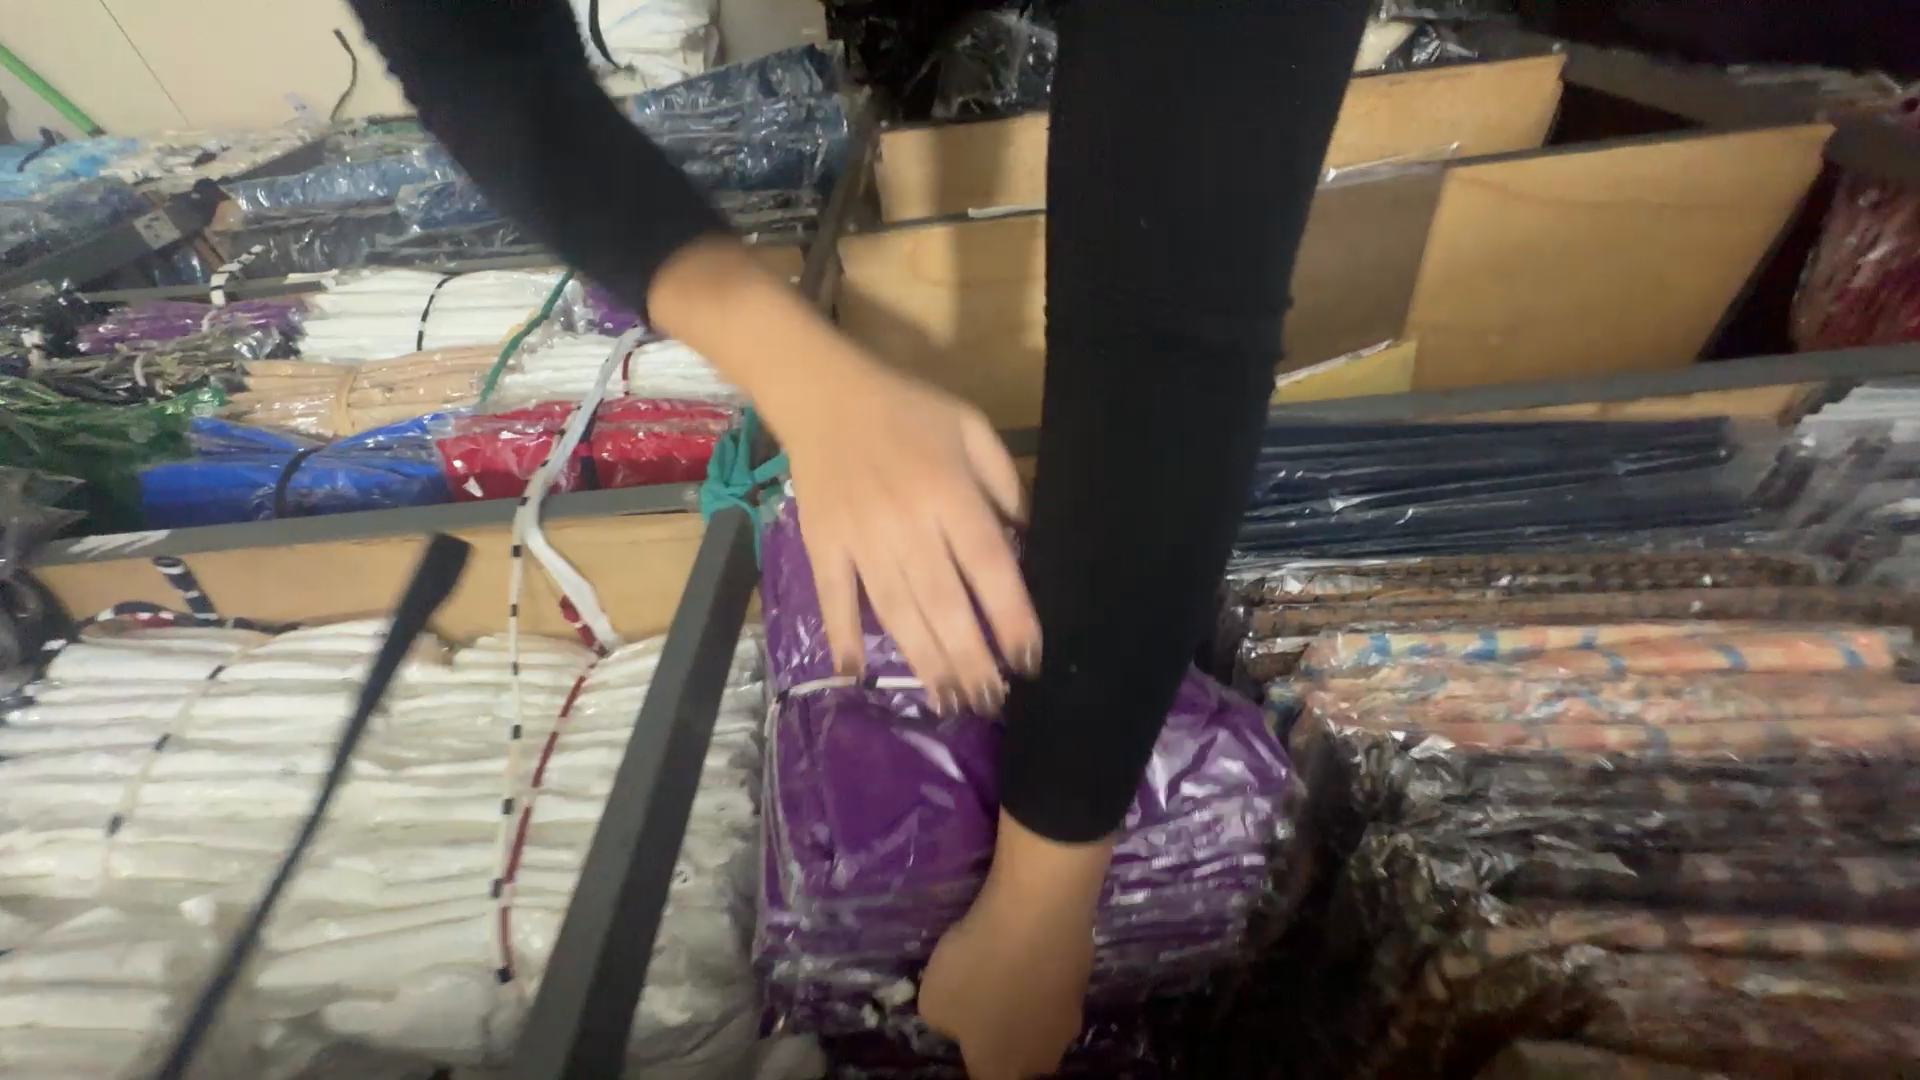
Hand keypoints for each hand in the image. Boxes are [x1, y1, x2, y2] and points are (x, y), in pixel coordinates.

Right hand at [645, 237, 1040, 706]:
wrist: (823, 393)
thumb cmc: (908, 411)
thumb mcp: (972, 429)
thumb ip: (1003, 484)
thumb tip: (1024, 543)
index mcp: (949, 492)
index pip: (989, 565)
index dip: (1011, 616)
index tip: (1029, 658)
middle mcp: (907, 522)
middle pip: (944, 602)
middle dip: (971, 658)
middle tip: (991, 701)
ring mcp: (859, 538)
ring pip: (896, 611)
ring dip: (923, 661)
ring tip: (947, 702)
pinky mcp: (822, 544)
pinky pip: (833, 597)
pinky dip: (842, 636)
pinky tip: (856, 675)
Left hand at [919, 881, 1094, 1079]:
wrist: (1038, 914)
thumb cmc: (979, 963)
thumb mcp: (932, 997)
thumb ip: (941, 1020)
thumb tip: (955, 1020)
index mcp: (1000, 1069)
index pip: (982, 1073)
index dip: (970, 1045)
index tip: (962, 1016)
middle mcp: (1040, 1058)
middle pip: (1016, 1051)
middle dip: (1000, 1025)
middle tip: (982, 986)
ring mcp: (1068, 1020)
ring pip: (1039, 1017)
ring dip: (1024, 996)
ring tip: (1006, 957)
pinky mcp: (1084, 982)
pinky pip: (1054, 983)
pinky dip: (1042, 967)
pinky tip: (1028, 939)